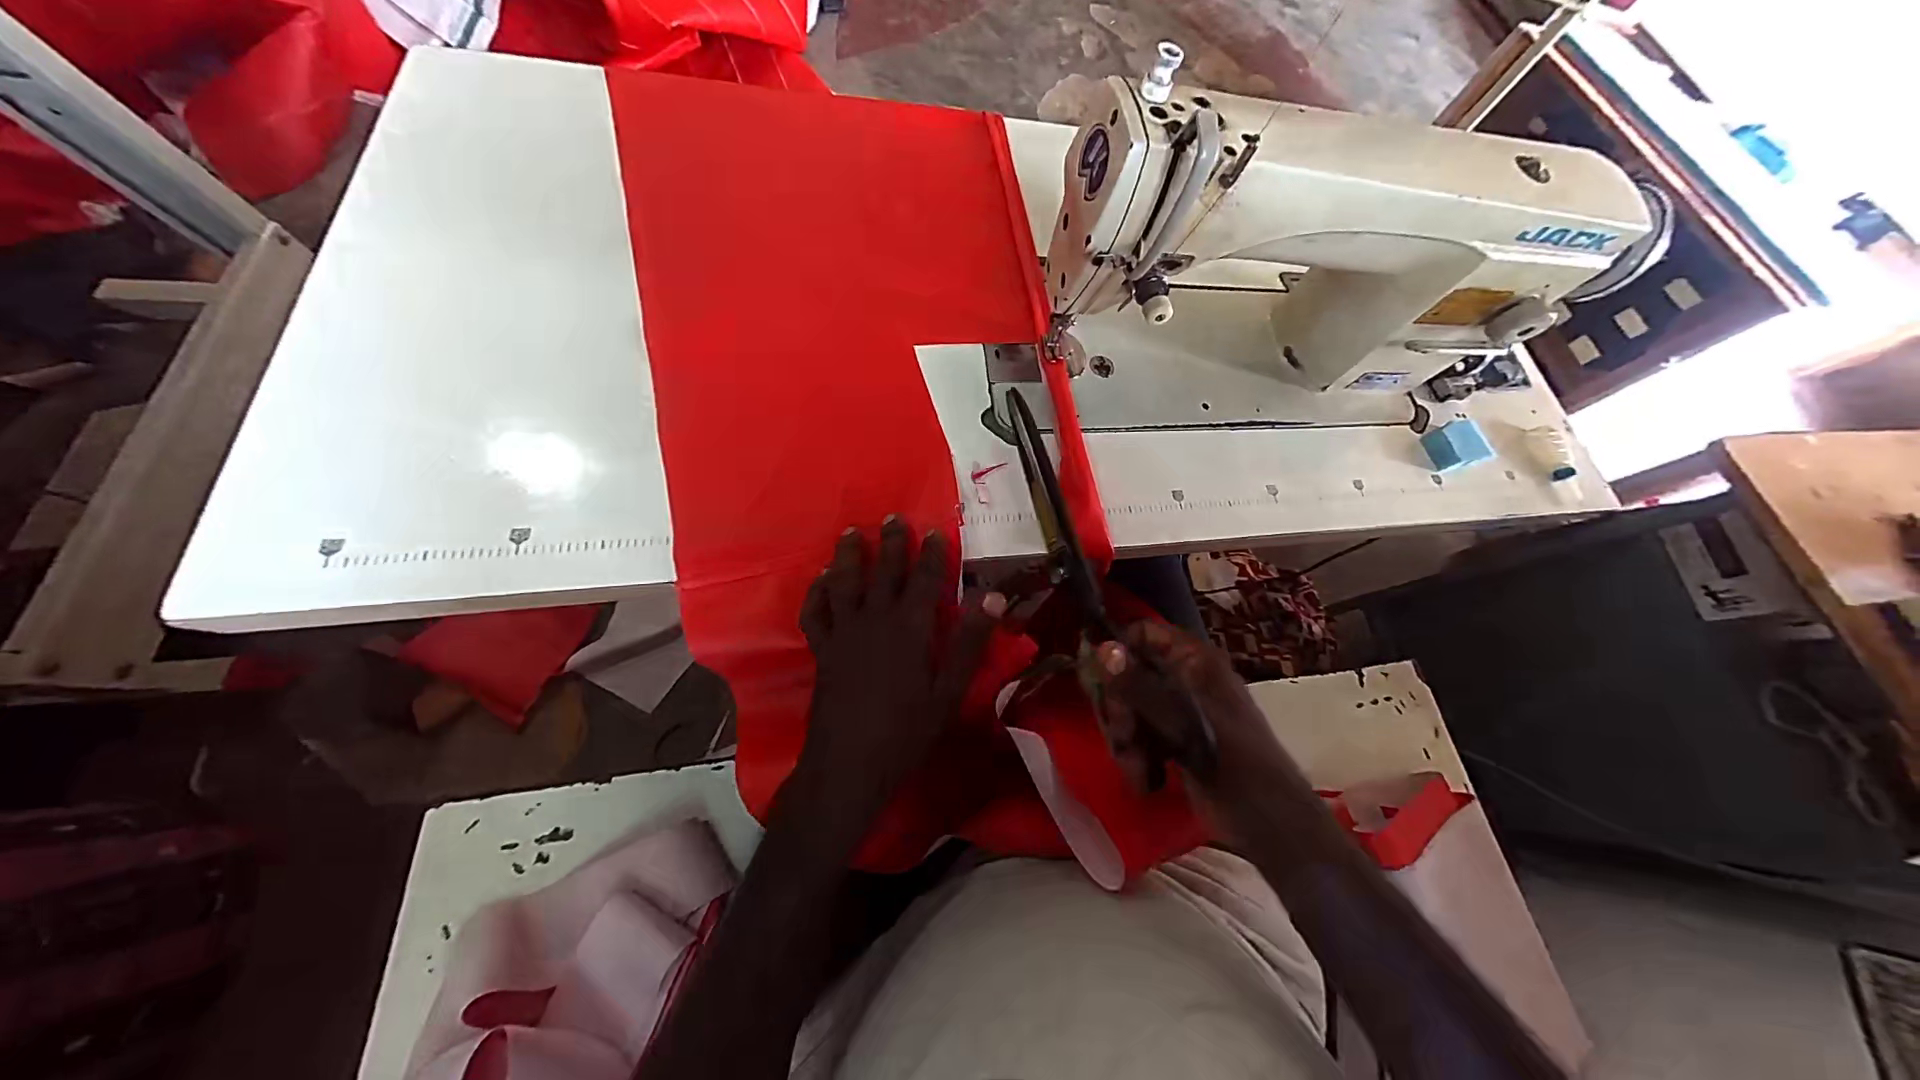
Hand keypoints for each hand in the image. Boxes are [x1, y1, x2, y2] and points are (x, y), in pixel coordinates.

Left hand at [797, 518, 1004, 807]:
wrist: (849, 762)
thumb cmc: (907, 730)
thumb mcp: (949, 690)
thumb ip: (969, 641)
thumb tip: (994, 597)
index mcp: (910, 627)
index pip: (924, 579)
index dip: (930, 553)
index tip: (934, 530)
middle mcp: (874, 619)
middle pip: (883, 571)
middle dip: (891, 542)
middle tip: (894, 517)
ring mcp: (843, 632)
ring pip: (844, 582)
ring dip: (848, 555)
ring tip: (853, 533)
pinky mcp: (822, 649)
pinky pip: (815, 612)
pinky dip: (816, 592)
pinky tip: (820, 580)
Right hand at [1082, 621, 1298, 813]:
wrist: (1274, 828)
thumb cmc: (1238, 768)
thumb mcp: (1186, 725)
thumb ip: (1140, 687)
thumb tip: (1102, 648)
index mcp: (1196, 662)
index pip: (1143, 633)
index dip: (1118, 652)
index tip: (1101, 681)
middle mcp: (1185, 679)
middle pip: (1128, 673)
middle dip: (1118, 709)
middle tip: (1124, 736)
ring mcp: (1180, 711)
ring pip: (1128, 708)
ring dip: (1125, 740)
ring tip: (1137, 769)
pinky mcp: (1174, 742)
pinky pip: (1139, 736)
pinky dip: (1136, 757)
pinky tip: (1145, 780)